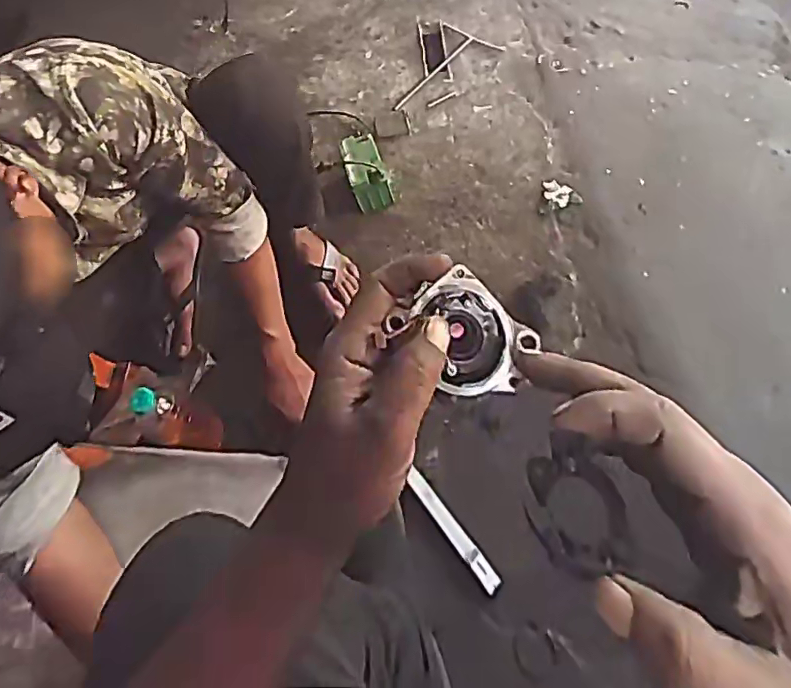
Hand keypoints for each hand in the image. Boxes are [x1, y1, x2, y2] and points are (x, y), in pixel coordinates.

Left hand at [273, 254, 451, 550]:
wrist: (322, 521)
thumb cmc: (342, 482)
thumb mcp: (386, 428)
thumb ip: (415, 375)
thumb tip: (439, 328)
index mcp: (347, 350)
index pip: (380, 289)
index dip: (414, 271)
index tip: (447, 268)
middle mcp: (355, 352)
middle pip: (396, 305)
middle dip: (432, 296)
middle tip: (468, 302)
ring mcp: (367, 370)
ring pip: (406, 331)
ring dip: (435, 324)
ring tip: (467, 329)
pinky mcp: (379, 390)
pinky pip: (409, 357)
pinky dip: (433, 352)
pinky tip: (452, 362)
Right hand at [517, 350, 790, 687]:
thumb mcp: (755, 682)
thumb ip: (682, 644)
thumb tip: (600, 593)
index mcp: (737, 503)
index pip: (663, 423)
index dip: (606, 409)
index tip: (555, 425)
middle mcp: (725, 481)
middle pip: (650, 405)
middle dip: (587, 380)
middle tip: (529, 367)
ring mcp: (720, 490)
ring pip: (649, 422)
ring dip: (593, 398)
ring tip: (540, 389)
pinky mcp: (712, 508)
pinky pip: (652, 452)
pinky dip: (608, 433)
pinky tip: (580, 442)